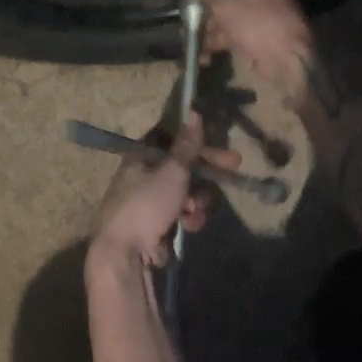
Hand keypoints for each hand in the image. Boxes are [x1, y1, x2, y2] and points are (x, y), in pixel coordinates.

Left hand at [90, 112, 241, 268]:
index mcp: (140, 158)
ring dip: (198, 198)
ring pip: (186, 192)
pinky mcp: (158, 225)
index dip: (195, 141)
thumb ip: (187, 145)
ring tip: (197, 208)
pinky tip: (190, 225)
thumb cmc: (147, 204)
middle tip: (234, 167)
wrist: (126, 252)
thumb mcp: (171, 171)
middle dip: (207, 170)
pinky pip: (182, 214)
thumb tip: (193, 110)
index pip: (171, 141)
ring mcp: (151, 202)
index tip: (217, 141)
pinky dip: (189, 217)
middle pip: (182, 167)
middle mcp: (144, 177)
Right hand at [181, 0, 313, 108]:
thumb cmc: (260, 25)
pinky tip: (202, 54)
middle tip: (182, 18)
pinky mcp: (257, 35)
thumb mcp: (227, 4)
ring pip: (226, 15)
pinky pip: (233, 33)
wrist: (289, 62)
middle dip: (202, 9)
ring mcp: (259, 13)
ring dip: (207, 28)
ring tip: (188, 39)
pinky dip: (219, 41)